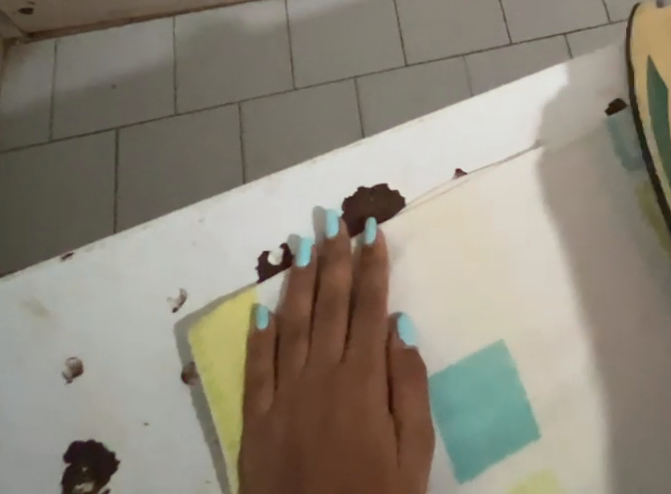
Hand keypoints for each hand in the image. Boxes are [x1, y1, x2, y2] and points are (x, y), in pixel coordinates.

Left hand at [240, 213, 432, 493]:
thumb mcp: (414, 453)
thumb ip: (409, 386)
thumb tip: (400, 325)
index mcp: (363, 381)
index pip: (370, 307)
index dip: (373, 266)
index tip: (372, 229)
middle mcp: (321, 376)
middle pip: (331, 304)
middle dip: (334, 257)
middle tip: (333, 217)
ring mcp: (284, 397)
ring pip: (292, 324)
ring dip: (299, 280)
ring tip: (302, 242)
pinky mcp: (256, 422)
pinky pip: (257, 368)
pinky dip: (260, 334)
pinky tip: (263, 306)